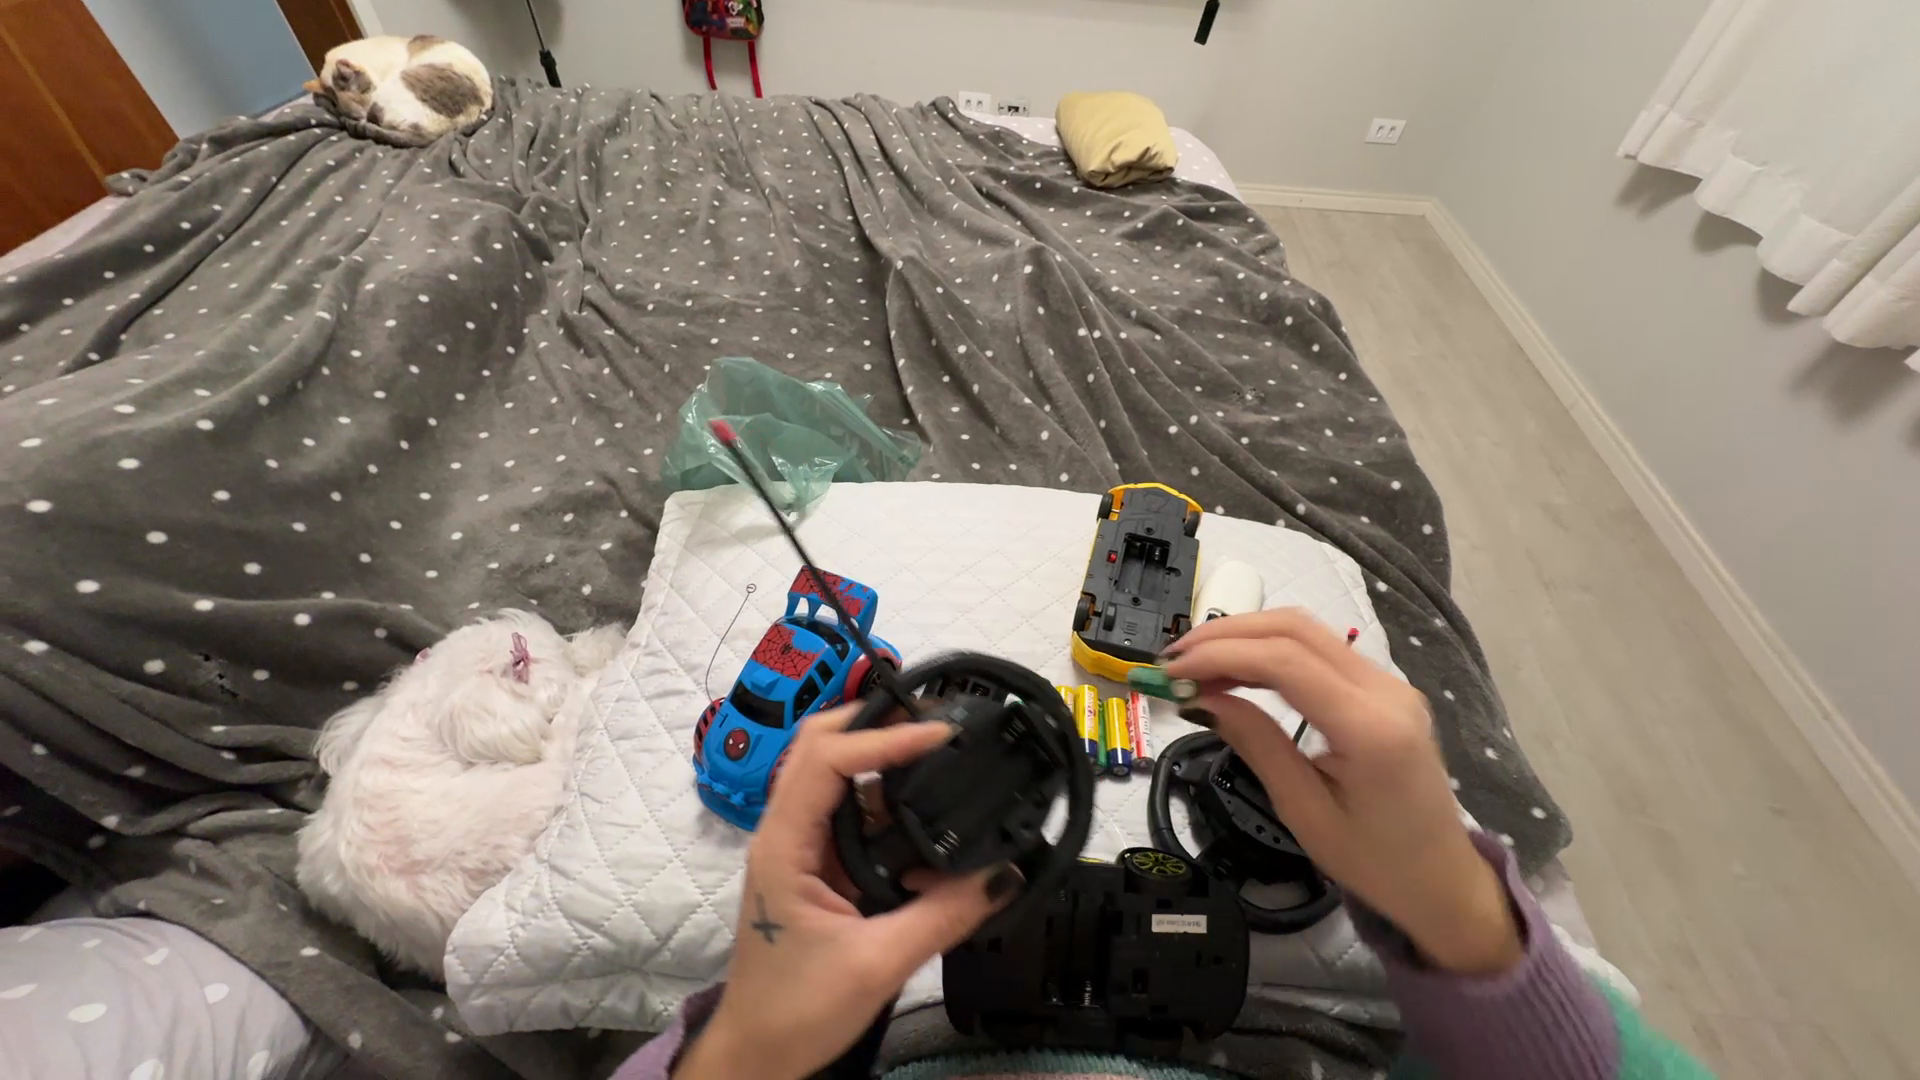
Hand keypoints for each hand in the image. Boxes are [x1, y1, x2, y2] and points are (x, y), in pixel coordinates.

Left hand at [674, 704, 1018, 1079]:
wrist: (756, 1056)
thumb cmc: (797, 1011)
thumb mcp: (877, 964)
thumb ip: (943, 914)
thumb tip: (1004, 873)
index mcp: (784, 843)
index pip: (826, 758)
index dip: (883, 736)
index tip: (939, 735)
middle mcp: (786, 829)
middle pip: (820, 744)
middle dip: (874, 721)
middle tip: (933, 721)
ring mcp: (798, 842)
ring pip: (834, 771)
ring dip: (880, 755)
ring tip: (936, 752)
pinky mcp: (815, 861)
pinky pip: (849, 808)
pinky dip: (884, 797)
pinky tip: (922, 811)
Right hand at [1163, 610, 1521, 975]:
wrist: (1443, 882)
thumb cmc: (1374, 862)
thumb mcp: (1302, 809)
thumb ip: (1254, 741)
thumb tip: (1200, 696)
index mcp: (1371, 728)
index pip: (1284, 661)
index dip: (1220, 655)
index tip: (1171, 671)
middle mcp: (1386, 690)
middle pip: (1293, 629)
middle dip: (1224, 635)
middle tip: (1173, 659)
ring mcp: (1388, 683)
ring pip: (1303, 629)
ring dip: (1242, 636)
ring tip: (1194, 662)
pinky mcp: (1381, 686)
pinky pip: (1316, 648)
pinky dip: (1266, 648)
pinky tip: (1233, 668)